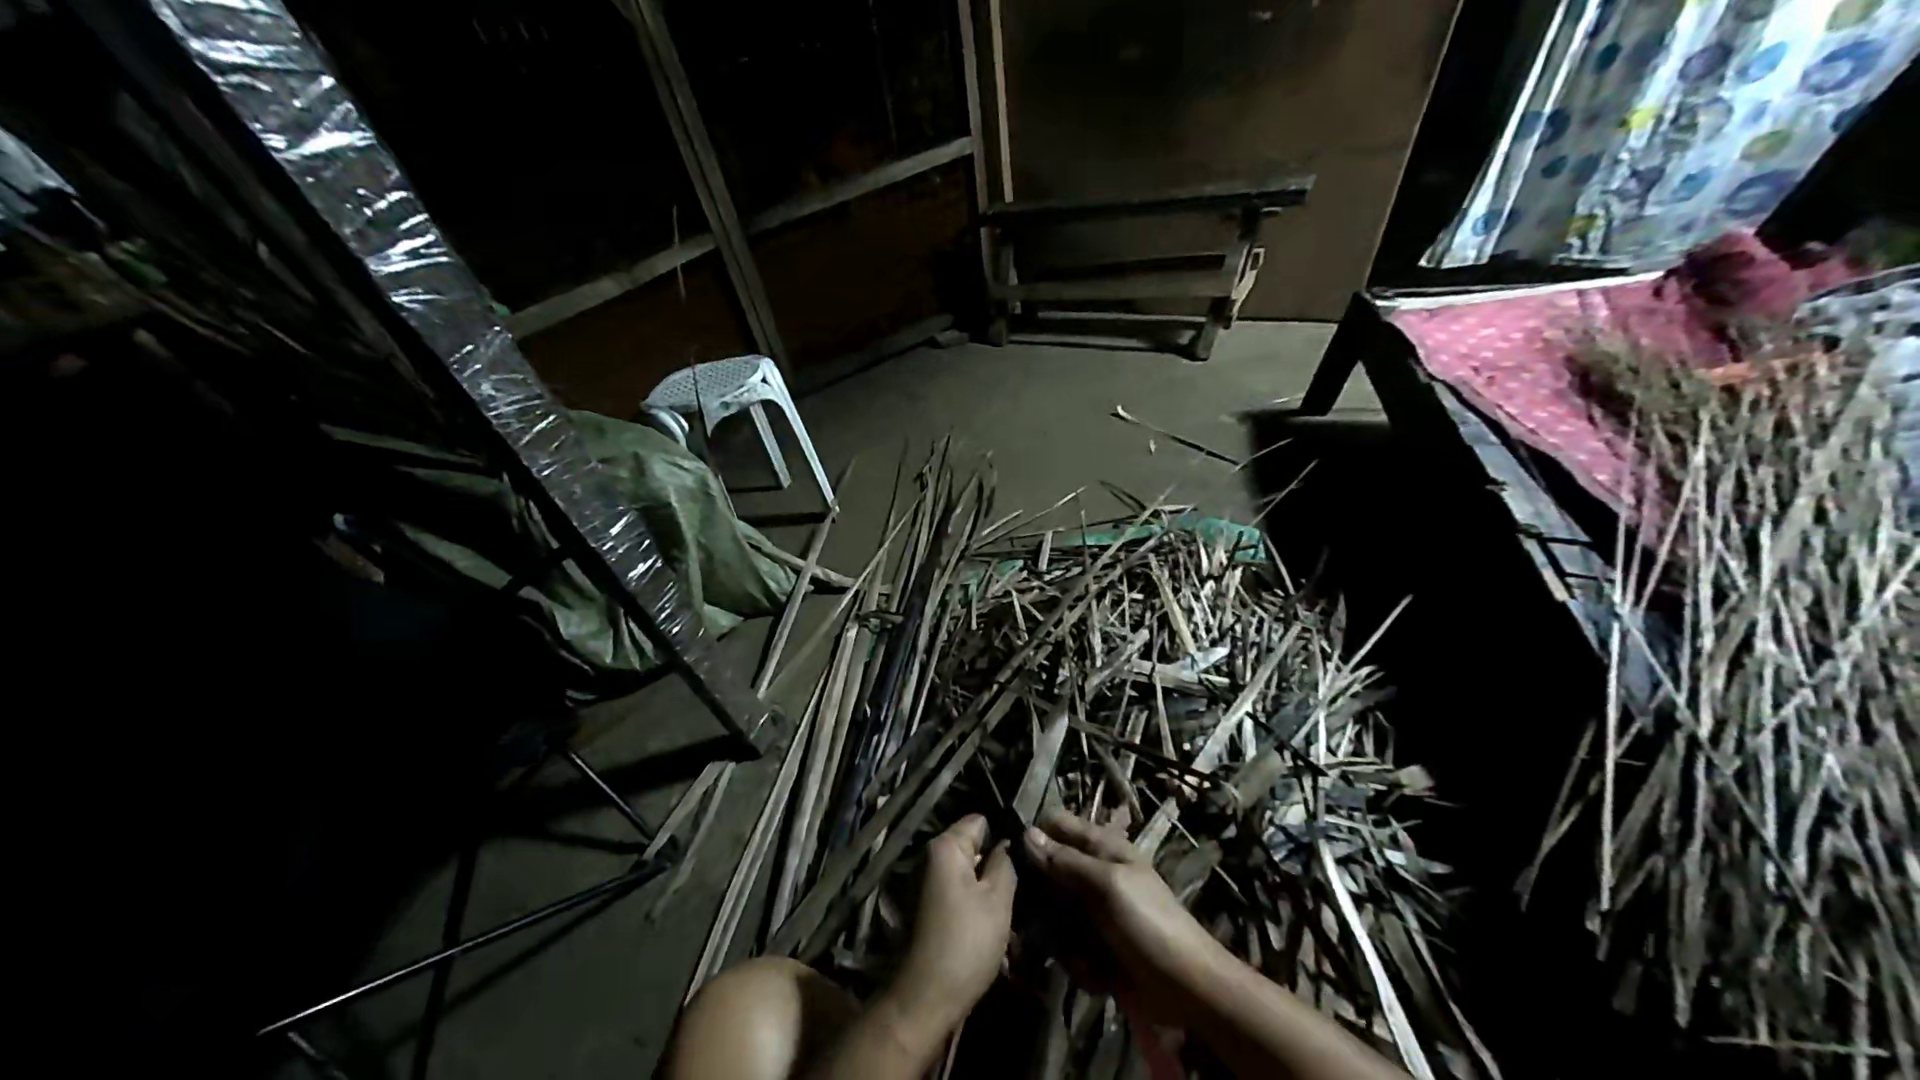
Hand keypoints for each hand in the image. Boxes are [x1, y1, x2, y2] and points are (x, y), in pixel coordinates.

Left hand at [883, 814, 1016, 1037]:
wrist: (926, 998)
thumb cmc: (966, 941)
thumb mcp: (997, 899)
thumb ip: (1006, 862)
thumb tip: (1007, 843)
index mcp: (945, 847)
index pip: (981, 821)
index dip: (1005, 835)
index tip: (1026, 857)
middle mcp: (931, 858)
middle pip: (975, 849)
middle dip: (999, 869)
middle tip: (1026, 892)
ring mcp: (927, 885)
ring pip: (971, 877)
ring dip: (991, 895)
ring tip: (1015, 920)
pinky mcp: (929, 910)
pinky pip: (960, 897)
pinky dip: (977, 910)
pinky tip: (996, 934)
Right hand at [1022, 810, 1234, 1026]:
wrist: (1188, 989)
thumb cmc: (1148, 924)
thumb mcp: (1107, 885)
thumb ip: (1066, 860)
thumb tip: (1026, 833)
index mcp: (1104, 849)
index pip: (1058, 825)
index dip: (1035, 835)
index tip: (1011, 855)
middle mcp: (1097, 877)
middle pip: (1050, 874)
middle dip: (1041, 899)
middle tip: (1035, 916)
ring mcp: (1097, 916)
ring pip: (1055, 916)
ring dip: (1060, 938)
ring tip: (1074, 954)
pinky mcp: (1098, 950)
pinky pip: (1071, 950)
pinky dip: (1080, 964)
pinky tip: (1094, 974)